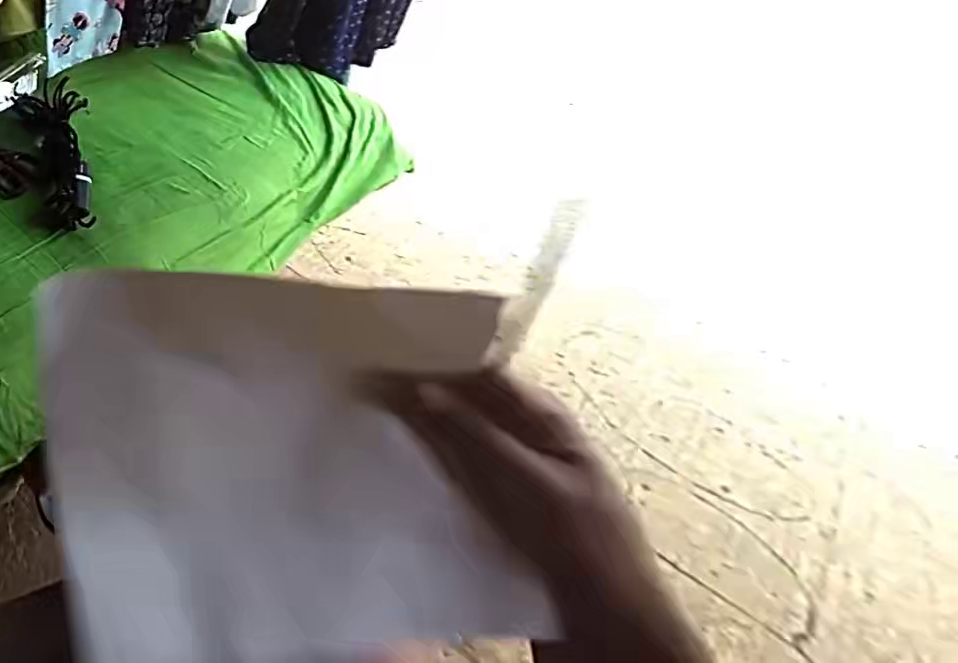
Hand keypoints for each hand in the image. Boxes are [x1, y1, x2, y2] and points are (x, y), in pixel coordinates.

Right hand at [380, 370, 708, 662]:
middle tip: (373, 377)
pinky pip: (452, 459)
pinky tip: (396, 446)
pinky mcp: (492, 494)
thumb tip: (421, 387)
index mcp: (547, 420)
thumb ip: (478, 433)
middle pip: (465, 397)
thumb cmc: (587, 548)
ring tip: (375, 406)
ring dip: (419, 417)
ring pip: (454, 427)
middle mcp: (526, 434)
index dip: (442, 359)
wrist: (611, 631)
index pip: (485, 373)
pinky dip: (426, 447)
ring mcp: (508, 464)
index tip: (394, 352)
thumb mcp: (533, 484)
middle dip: (423, 386)